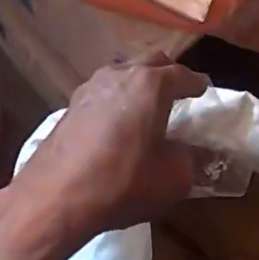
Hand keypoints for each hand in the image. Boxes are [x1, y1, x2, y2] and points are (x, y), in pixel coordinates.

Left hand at [12, 53, 211, 243]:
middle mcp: (120, 75)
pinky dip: (116, 99)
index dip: (196, 84)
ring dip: (138, 84)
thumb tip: (186, 151)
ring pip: (122, 73)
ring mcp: (90, 87)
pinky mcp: (70, 105)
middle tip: (178, 92)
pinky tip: (117, 120)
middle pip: (151, 63)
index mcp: (151, 85)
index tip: (203, 90)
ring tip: (146, 104)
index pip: (182, 75)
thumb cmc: (122, 183)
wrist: (55, 196)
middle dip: (167, 74)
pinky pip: (102, 92)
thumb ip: (187, 159)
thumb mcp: (172, 179)